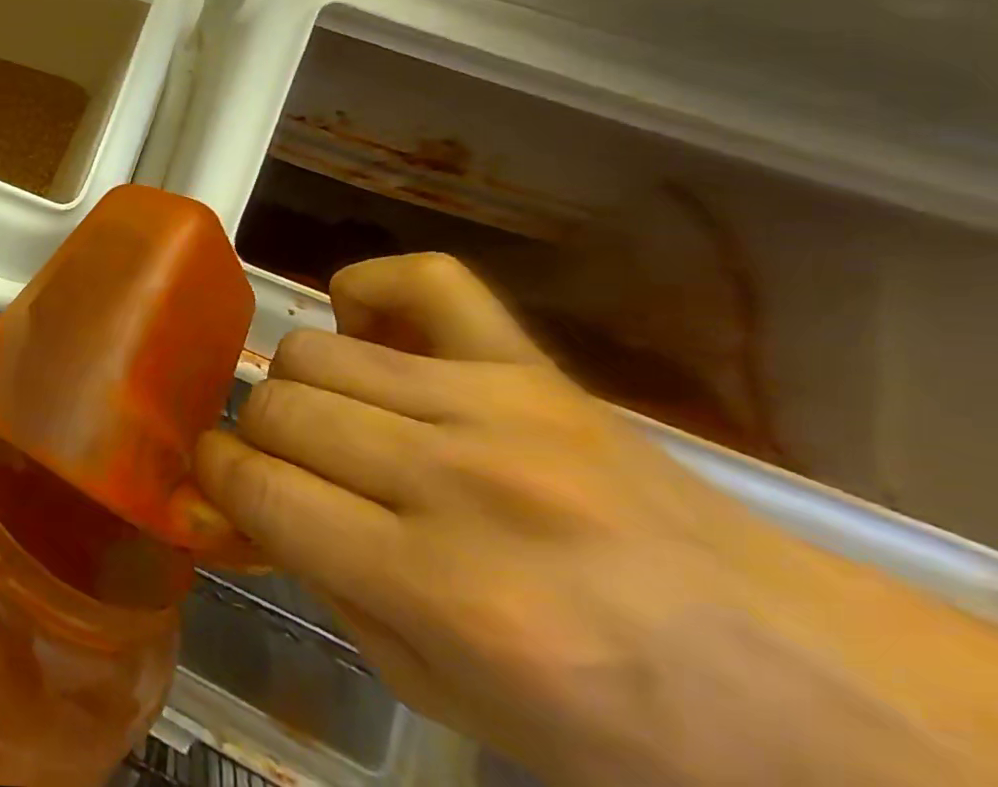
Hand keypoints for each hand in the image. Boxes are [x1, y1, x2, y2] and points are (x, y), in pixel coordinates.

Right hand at [196, 254, 997, 786]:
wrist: (783, 678)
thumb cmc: (594, 715)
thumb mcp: (430, 687)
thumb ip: (317, 581)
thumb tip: (228, 503)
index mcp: (435, 586)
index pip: (260, 488)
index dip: (214, 479)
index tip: (214, 482)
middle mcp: (460, 479)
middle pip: (280, 407)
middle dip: (252, 439)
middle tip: (276, 468)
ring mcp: (501, 406)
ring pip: (319, 350)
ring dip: (297, 389)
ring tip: (326, 421)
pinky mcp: (536, 365)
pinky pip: (424, 281)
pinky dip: (367, 291)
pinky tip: (362, 327)